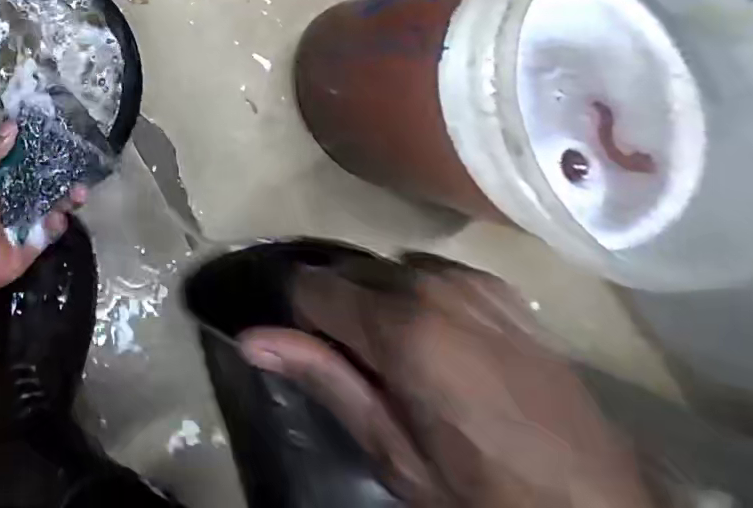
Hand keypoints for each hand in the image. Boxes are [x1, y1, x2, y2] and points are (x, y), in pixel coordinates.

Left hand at [0, 120, 86, 297]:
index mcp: (2, 178)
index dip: (39, 148)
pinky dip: (57, 221)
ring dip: (69, 197)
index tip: (58, 134)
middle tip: (79, 164)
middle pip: (46, 180)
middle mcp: (19, 195)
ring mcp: (31, 217)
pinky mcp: (39, 238)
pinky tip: (57, 216)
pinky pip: (54, 227)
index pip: (24, 158)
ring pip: (56, 202)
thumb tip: (11, 124)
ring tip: (81, 191)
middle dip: (63, 173)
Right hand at [237, 257, 656, 506]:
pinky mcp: (502, 291)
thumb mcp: (397, 455)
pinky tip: (443, 337)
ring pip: (384, 268)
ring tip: (404, 353)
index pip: (306, 284)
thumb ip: (324, 380)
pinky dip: (419, 293)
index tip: (320, 356)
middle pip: (343, 270)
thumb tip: (250, 338)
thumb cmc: (487, 494)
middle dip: (336, 307)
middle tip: (361, 363)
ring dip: (376, 299)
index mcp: (400, 328)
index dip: (300, 318)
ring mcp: (471, 284)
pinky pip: (430, 271)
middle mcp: (430, 287)